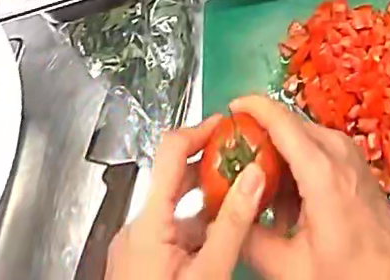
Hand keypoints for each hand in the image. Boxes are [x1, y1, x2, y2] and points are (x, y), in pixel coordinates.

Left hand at [107, 114, 268, 279]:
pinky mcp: (136, 267)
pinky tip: (217, 242)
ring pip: (172, 209)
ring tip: (238, 204)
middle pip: (172, 178)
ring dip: (204, 202)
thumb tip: (256, 174)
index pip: (170, 149)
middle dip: (209, 169)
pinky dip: (192, 228)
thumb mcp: (210, 274)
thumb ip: (233, 222)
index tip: (228, 125)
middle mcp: (135, 227)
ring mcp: (133, 248)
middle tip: (242, 163)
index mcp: (148, 220)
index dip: (199, 130)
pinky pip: (167, 233)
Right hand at [231, 96, 389, 279]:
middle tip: (235, 159)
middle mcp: (336, 148)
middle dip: (259, 136)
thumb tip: (220, 221)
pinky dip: (296, 161)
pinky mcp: (351, 155)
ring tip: (265, 194)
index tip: (231, 108)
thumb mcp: (292, 267)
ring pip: (300, 134)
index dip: (252, 106)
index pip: (281, 119)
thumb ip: (251, 241)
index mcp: (321, 169)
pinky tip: (290, 199)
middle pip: (287, 124)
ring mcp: (346, 149)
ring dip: (279, 153)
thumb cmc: (350, 272)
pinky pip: (314, 143)